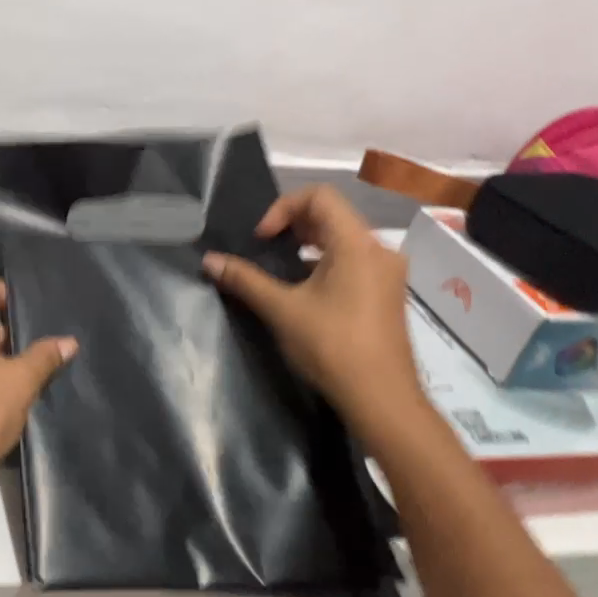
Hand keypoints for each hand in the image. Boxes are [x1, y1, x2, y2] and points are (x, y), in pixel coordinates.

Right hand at [203, 185, 423, 432]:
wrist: (383, 401)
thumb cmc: (333, 347)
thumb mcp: (282, 310)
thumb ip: (245, 279)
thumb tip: (209, 260)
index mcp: (357, 244)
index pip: (319, 196)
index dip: (283, 208)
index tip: (263, 239)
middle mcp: (378, 250)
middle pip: (332, 214)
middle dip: (294, 224)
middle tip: (267, 248)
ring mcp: (388, 273)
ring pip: (344, 238)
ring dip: (309, 244)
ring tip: (282, 267)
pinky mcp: (388, 294)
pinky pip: (354, 260)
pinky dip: (326, 262)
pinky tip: (306, 291)